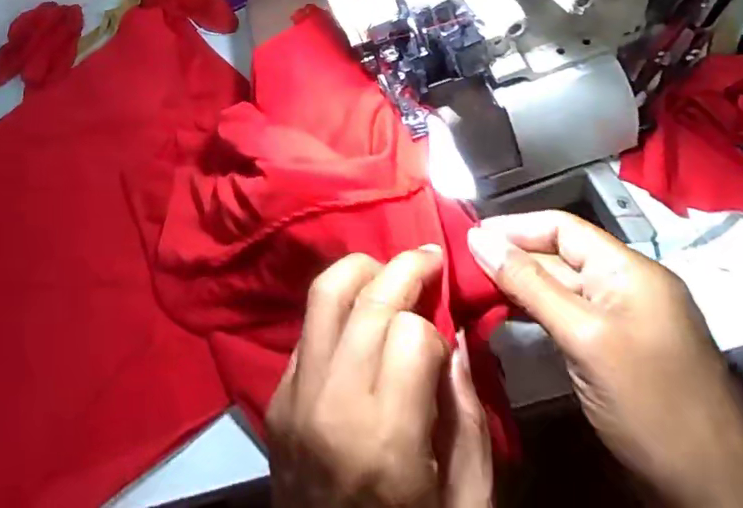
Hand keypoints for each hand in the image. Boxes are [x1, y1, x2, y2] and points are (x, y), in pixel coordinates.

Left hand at [268, 248, 493, 507]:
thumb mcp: (466, 497)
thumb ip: (467, 412)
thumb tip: (454, 337)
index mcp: (385, 437)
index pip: (411, 333)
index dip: (436, 329)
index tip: (445, 344)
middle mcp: (332, 405)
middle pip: (367, 299)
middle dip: (406, 268)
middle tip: (430, 258)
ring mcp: (294, 397)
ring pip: (324, 293)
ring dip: (364, 270)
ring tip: (391, 273)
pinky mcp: (275, 397)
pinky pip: (307, 325)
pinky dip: (337, 305)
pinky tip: (360, 314)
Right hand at [467, 212, 742, 507]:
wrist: (713, 490)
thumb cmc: (649, 403)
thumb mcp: (584, 338)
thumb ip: (531, 285)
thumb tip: (480, 239)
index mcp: (629, 268)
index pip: (564, 227)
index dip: (515, 227)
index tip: (469, 236)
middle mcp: (628, 285)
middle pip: (562, 257)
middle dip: (514, 258)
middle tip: (462, 267)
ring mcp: (626, 321)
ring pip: (565, 289)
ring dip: (522, 287)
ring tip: (475, 290)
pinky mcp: (620, 353)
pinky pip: (574, 319)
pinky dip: (541, 315)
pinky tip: (508, 319)